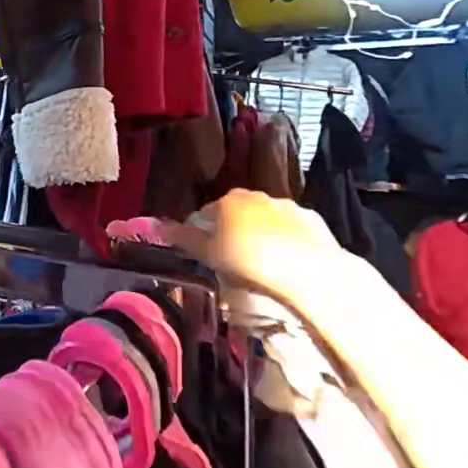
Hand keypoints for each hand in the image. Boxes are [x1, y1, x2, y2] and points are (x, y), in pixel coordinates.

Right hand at [160, 190, 375, 304]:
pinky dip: (288, 240)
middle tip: (233, 261)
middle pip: (237, 213)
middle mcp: (256, 196)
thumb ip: (182, 238)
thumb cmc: (247, 260)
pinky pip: (293, 229)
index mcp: (228, 200)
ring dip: (262, 234)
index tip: (206, 253)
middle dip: (233, 231)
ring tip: (263, 264)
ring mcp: (287, 206)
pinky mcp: (312, 221)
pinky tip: (289, 262)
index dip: (203, 233)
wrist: (306, 270)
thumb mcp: (208, 253)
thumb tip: (156, 225)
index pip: (206, 213)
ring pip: (266, 220)